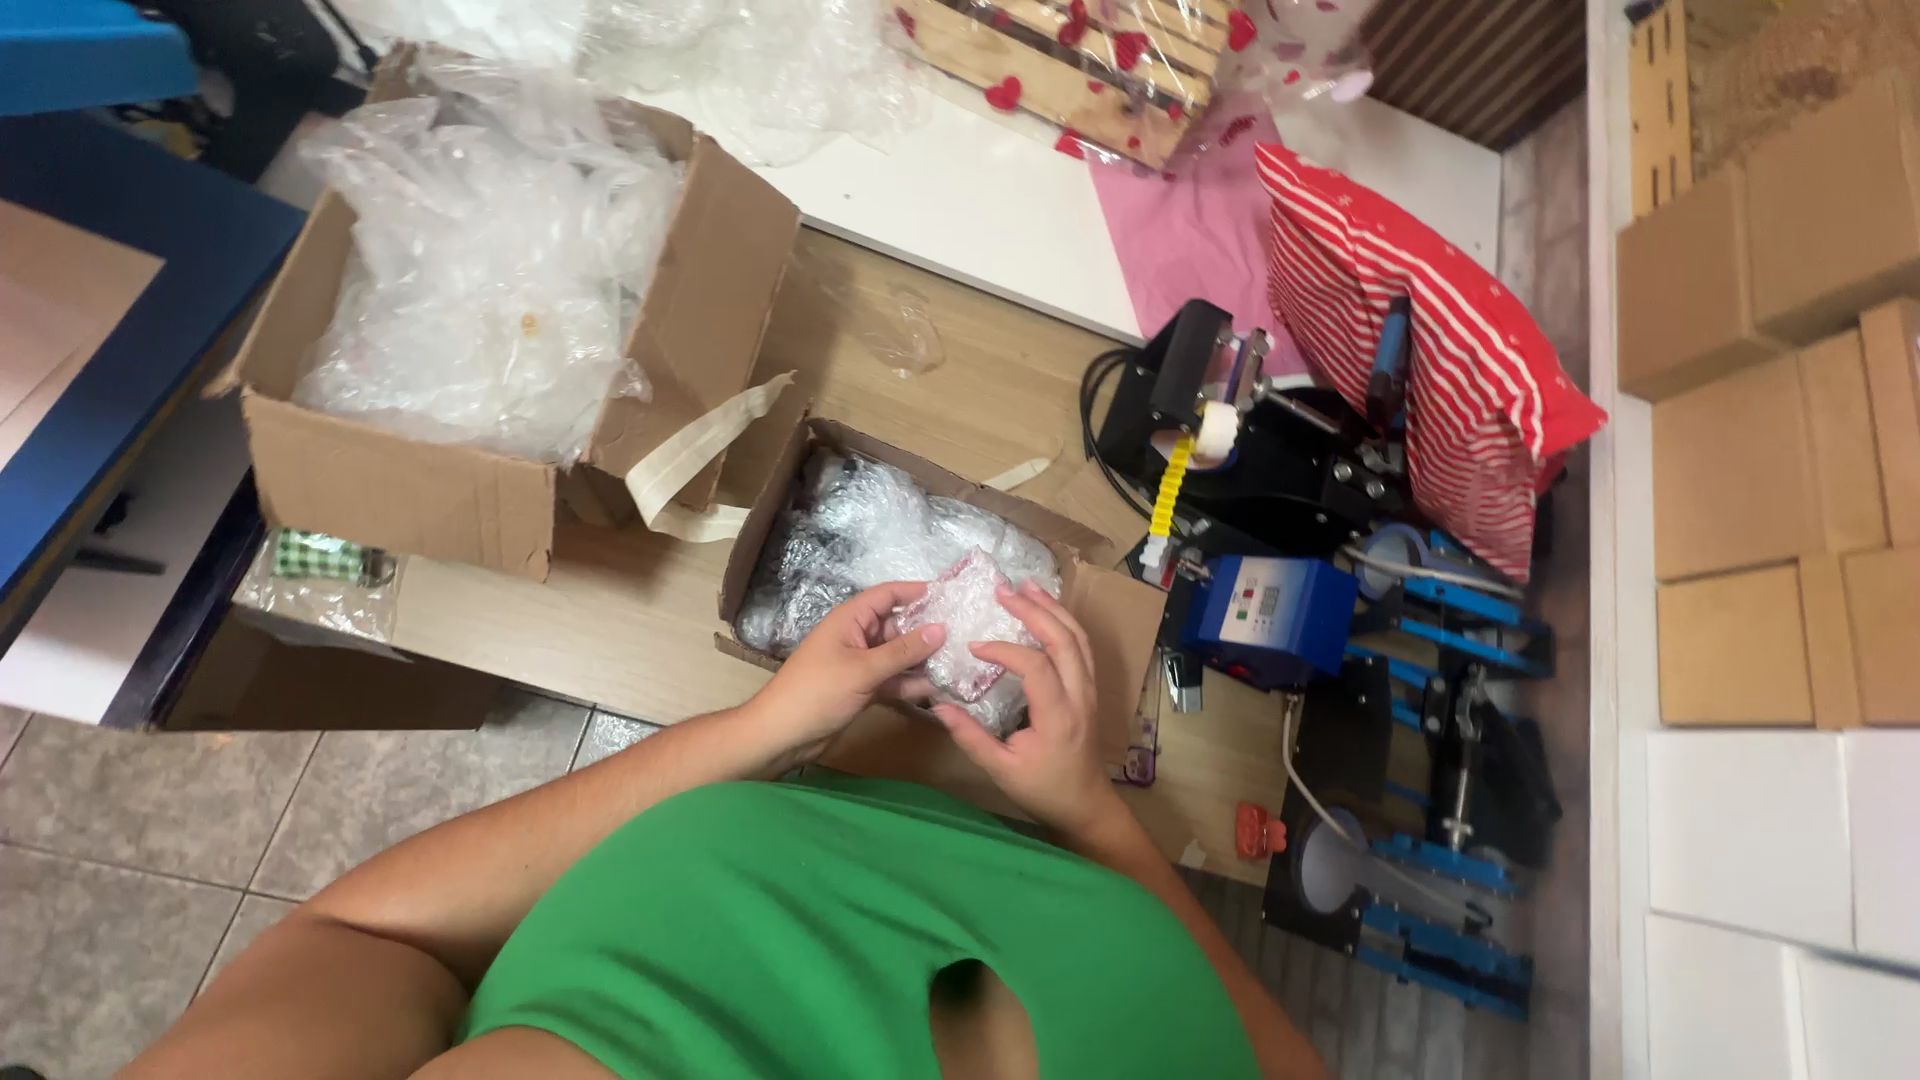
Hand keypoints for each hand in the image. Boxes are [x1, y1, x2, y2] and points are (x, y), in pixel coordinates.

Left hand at [751, 581, 946, 757]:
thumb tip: (941, 629)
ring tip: (959, 663)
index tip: (950, 595)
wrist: (782, 735)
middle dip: (927, 631)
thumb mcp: (863, 669)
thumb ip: (903, 650)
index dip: (917, 592)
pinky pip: (893, 679)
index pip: (888, 595)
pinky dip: (911, 683)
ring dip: (923, 660)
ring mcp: (861, 664)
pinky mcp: (863, 688)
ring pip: (899, 655)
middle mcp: (858, 636)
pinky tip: (938, 689)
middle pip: (898, 626)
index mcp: (851, 619)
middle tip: (964, 636)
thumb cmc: (817, 692)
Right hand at [932, 579, 1123, 837]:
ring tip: (1026, 586)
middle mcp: (1080, 694)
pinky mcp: (1090, 687)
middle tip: (1003, 591)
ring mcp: (1089, 688)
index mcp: (1058, 715)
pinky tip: (1046, 608)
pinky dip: (1064, 621)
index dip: (1005, 650)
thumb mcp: (1001, 770)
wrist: (1087, 804)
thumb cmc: (1044, 789)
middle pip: (1064, 639)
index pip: (1036, 666)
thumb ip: (971, 738)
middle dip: (1034, 610)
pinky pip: (1081, 645)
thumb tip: (939, 707)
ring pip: (1078, 637)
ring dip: (1052, 608)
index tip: (976, 647)